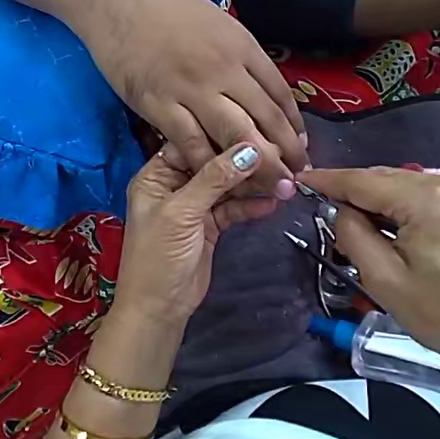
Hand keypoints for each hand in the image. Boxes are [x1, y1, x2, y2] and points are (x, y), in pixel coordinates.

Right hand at [82, 0, 308, 193]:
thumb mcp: (216, 22)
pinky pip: (192, 144)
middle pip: (266, 120)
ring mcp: (192, 89)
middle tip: (296, 180)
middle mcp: (224, 69)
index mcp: (241, 46)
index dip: (293, 126)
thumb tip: (257, 88)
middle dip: (286, 154)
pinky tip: (222, 182)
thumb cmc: (163, 4)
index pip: (279, 93)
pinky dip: (209, 166)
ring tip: (272, 189)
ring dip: (259, 168)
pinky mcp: (159, 106)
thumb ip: (238, 55)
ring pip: (236, 137)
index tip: (300, 147)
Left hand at [112, 143, 279, 320]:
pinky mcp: (210, 226)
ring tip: (284, 182)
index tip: (256, 130)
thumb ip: (215, 179)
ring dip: (253, 185)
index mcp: (155, 175)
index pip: (191, 144)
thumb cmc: (159, 256)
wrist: (159, 308)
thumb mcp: (182, 212)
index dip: (221, 137)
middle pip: (213, 164)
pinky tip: (273, 202)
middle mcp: (174, 185)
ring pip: (227, 187)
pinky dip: (251, 206)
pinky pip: (233, 208)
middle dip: (244, 163)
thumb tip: (250, 149)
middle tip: (278, 158)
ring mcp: (193, 206)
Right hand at [301, 167, 439, 434]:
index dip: (328, 180)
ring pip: (405, 184)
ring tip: (357, 225)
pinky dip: (402, 204)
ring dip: (378, 200)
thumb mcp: (383, 278)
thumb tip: (339, 210)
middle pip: (385, 177)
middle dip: (353, 192)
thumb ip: (352, 234)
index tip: (302, 179)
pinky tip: (391, 226)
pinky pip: (425, 193)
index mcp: (428, 201)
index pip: (363, 181)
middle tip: (325, 211)